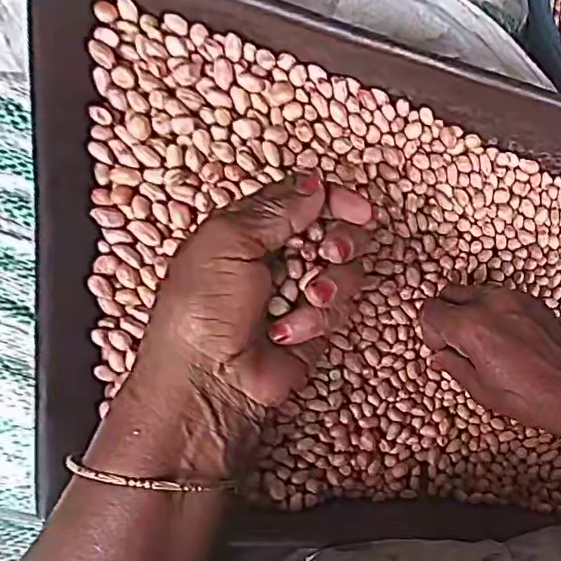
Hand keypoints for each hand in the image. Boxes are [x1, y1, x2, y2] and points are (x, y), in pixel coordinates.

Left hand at [115, 175, 373, 458]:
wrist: (212, 375)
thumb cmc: (202, 309)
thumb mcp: (228, 241)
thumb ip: (275, 210)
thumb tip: (314, 185)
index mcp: (254, 227)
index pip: (306, 200)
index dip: (336, 200)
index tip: (358, 209)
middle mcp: (282, 257)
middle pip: (338, 233)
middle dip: (342, 243)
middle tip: (330, 253)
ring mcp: (302, 292)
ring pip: (347, 273)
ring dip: (331, 285)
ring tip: (307, 299)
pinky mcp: (317, 325)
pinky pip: (340, 311)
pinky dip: (316, 319)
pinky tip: (288, 331)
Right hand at [418, 283, 560, 434]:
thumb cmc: (534, 399)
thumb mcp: (483, 391)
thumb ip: (455, 367)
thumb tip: (442, 356)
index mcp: (472, 327)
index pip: (429, 311)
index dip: (430, 333)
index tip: (442, 350)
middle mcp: (491, 304)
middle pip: (449, 294)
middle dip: (446, 317)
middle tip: (456, 345)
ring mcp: (515, 299)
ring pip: (475, 292)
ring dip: (469, 312)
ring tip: (483, 344)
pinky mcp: (534, 302)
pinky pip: (501, 297)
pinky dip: (493, 311)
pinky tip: (505, 339)